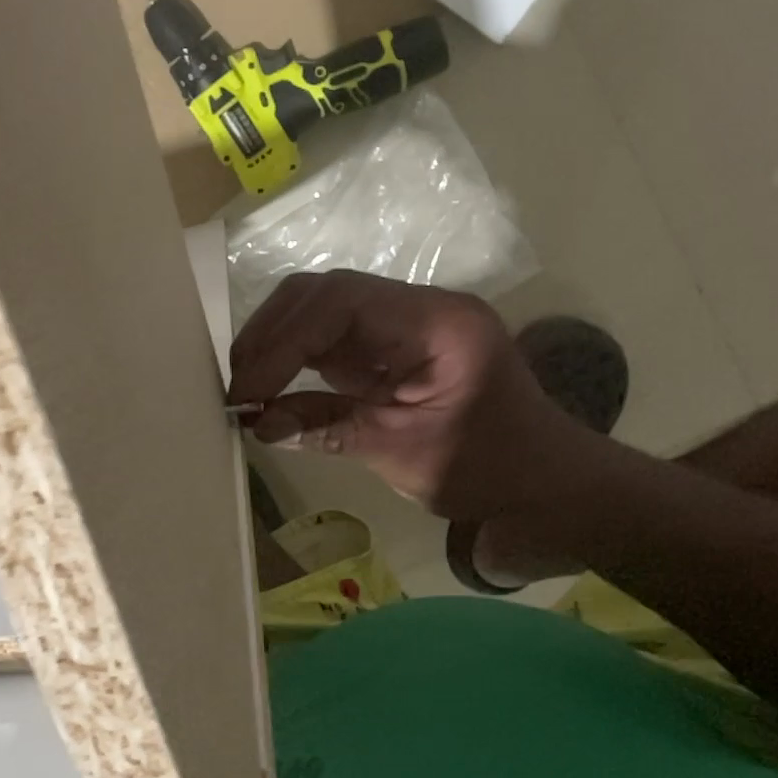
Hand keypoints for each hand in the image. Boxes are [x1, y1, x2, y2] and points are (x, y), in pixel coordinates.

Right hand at [227, 270, 592, 520]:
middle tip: (237, 389)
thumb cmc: (488, 469)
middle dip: (271, 336)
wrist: (541, 483)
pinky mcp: (384, 348)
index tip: (248, 390)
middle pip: (323, 294)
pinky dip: (290, 362)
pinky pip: (325, 340)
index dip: (283, 340)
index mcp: (437, 322)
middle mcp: (415, 309)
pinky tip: (266, 390)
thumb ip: (328, 428)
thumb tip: (258, 424)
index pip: (340, 302)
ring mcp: (398, 325)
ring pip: (317, 310)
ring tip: (243, 391)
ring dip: (274, 345)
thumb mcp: (403, 452)